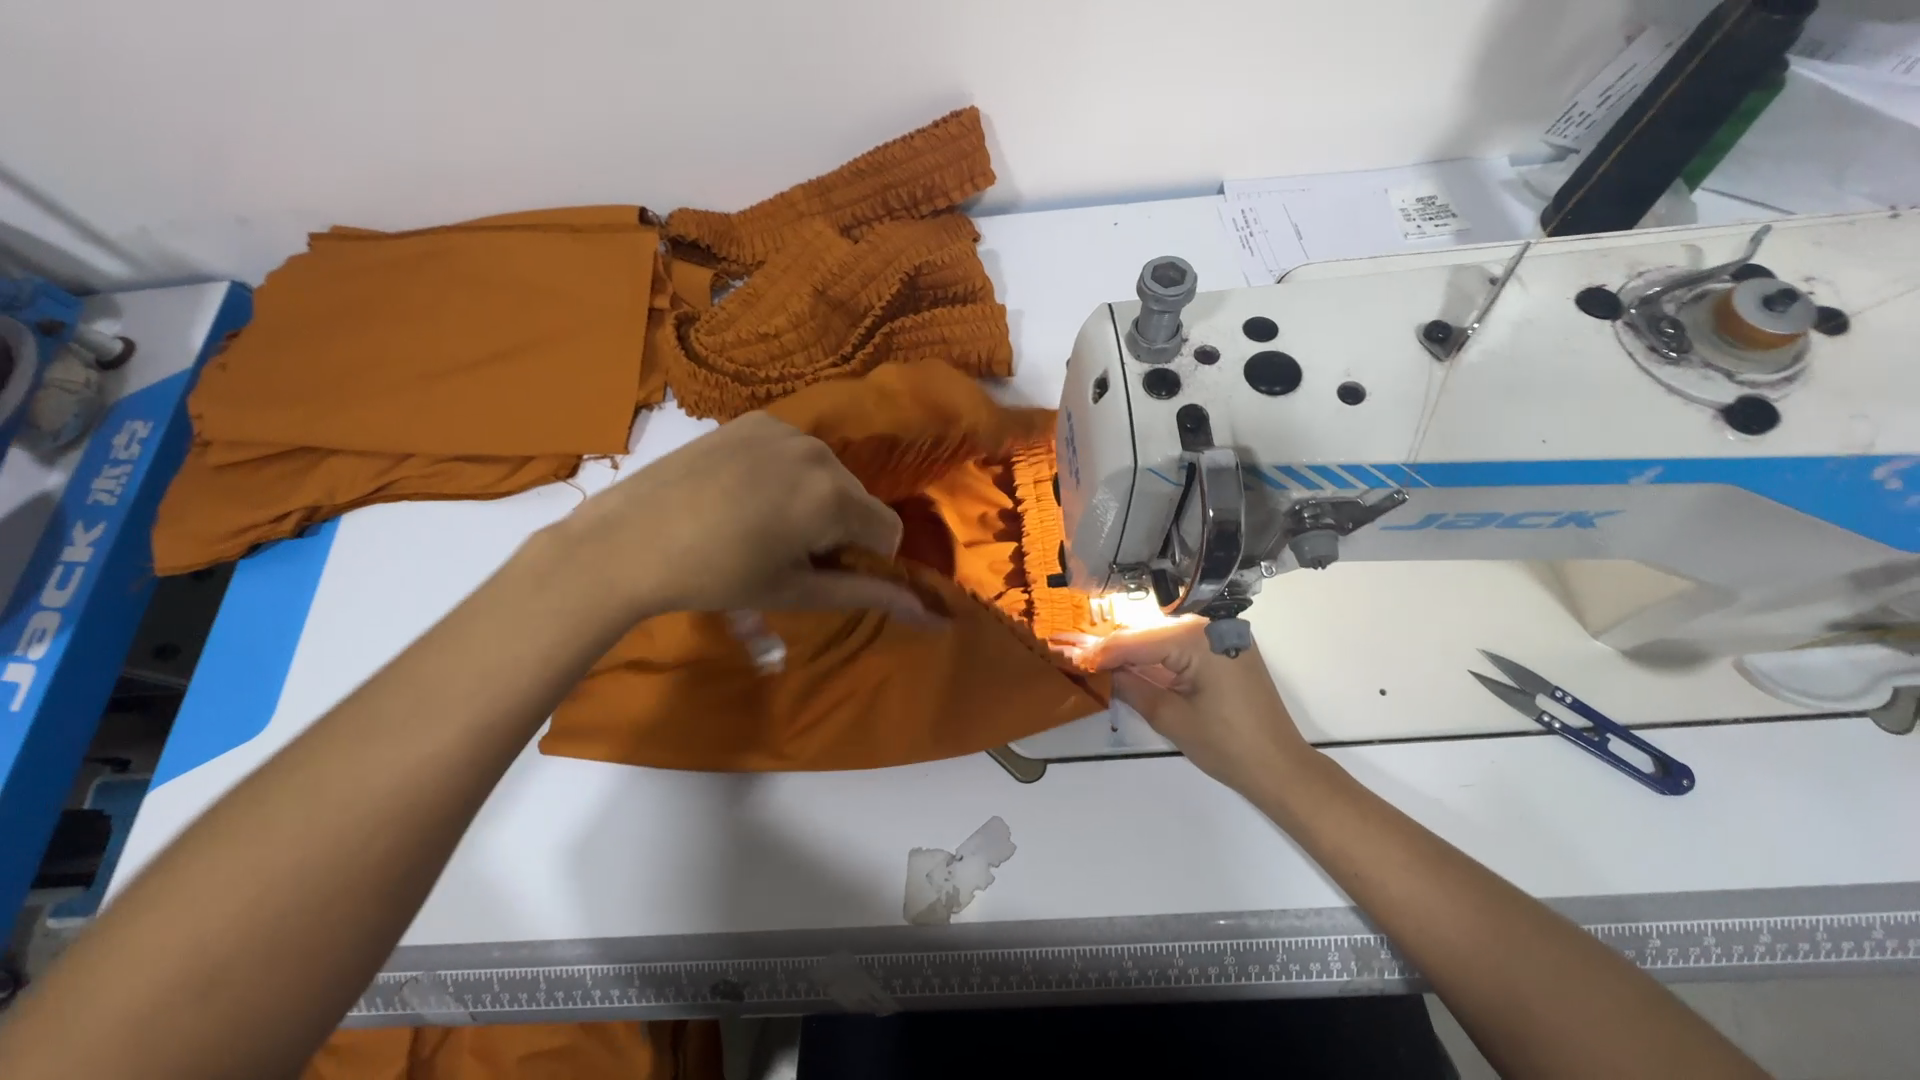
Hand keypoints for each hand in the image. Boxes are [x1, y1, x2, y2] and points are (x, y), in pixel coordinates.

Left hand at [556, 412, 931, 622]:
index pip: (888, 531)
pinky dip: (786, 475)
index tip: (818, 573)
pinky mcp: (755, 420)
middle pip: (858, 500)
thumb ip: (867, 595)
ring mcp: (786, 430)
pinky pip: (796, 452)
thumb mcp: (796, 592)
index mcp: (833, 497)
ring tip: (759, 524)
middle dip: (837, 530)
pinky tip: (743, 494)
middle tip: (783, 554)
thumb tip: (930, 616)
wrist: (631, 538)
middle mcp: (820, 453)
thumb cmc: (718, 577)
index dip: (862, 561)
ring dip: (813, 502)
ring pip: (828, 475)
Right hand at [1091, 621, 1312, 792]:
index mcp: (1198, 637)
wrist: (1280, 767)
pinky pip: (1182, 647)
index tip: (1070, 660)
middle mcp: (1211, 626)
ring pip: (1163, 638)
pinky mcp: (1227, 650)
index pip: (1136, 641)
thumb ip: (1132, 687)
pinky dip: (1157, 659)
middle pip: (1149, 633)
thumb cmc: (1227, 746)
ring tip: (1095, 661)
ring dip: (1132, 652)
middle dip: (1113, 648)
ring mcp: (1223, 635)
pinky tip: (1130, 666)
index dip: (1101, 653)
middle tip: (1076, 656)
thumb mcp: (1170, 718)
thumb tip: (1101, 671)